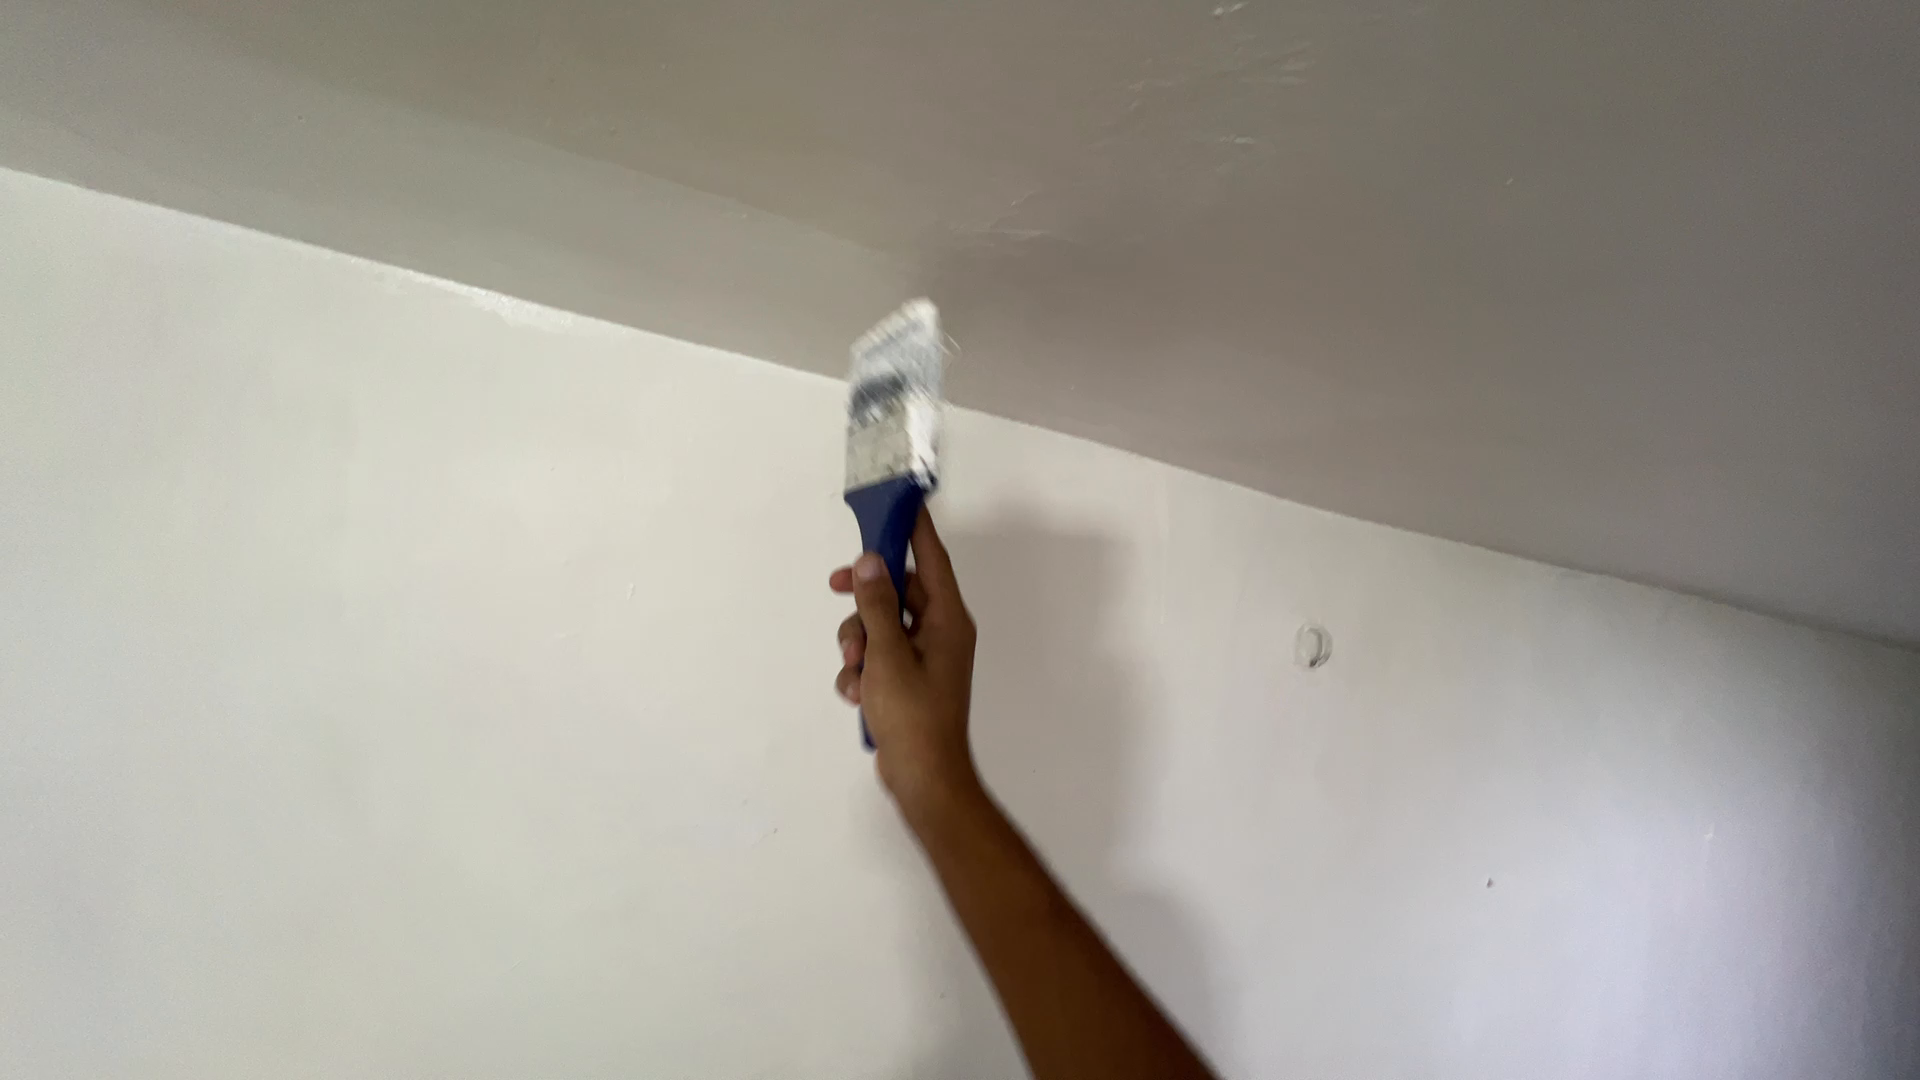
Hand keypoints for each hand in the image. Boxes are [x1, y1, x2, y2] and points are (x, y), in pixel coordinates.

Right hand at [830, 509, 978, 808]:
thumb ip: (877, 605)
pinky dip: (863, 672)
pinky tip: (858, 695)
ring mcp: (924, 656)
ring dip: (858, 644)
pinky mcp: (907, 679)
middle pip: (896, 591)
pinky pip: (878, 657)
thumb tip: (871, 561)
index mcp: (947, 618)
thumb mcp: (888, 654)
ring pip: (879, 625)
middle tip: (834, 589)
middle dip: (863, 601)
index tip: (898, 501)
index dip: (914, 528)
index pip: (931, 558)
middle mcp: (939, 630)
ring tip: (856, 674)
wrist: (923, 778)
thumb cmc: (912, 713)